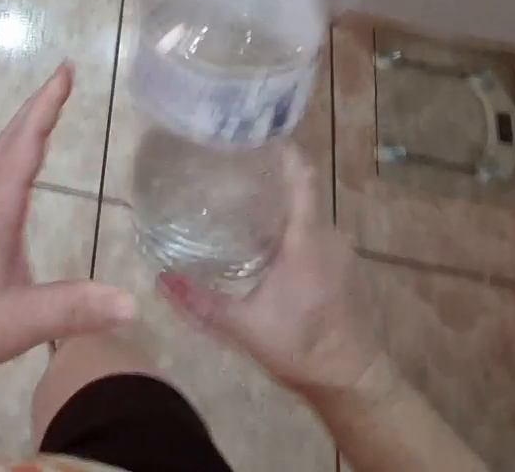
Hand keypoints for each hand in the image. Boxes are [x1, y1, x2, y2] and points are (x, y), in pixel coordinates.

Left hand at [0, 64, 136, 381]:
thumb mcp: (19, 321)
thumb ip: (74, 309)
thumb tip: (133, 302)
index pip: (27, 142)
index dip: (48, 105)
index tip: (65, 69)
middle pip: (10, 138)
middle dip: (38, 105)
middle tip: (62, 76)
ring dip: (23, 128)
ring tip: (45, 112)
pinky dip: (10, 154)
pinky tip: (14, 173)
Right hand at [155, 142, 385, 396]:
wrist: (354, 383)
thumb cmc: (300, 348)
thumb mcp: (244, 327)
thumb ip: (201, 302)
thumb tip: (160, 278)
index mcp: (306, 240)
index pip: (300, 178)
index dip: (283, 150)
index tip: (255, 130)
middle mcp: (329, 237)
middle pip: (297, 193)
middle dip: (264, 181)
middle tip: (225, 172)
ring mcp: (341, 251)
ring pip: (304, 215)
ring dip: (276, 210)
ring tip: (237, 205)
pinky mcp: (345, 265)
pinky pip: (315, 233)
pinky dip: (291, 230)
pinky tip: (264, 243)